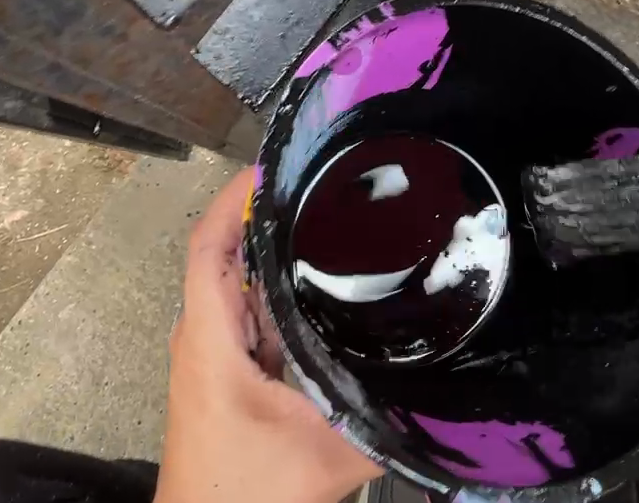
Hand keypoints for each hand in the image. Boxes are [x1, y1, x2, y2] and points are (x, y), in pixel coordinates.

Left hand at [154, 169, 381, 502]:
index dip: (233, 198)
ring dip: (267, 251)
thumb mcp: (321, 454)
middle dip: (262, 213)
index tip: (270, 168)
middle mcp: (203, 334)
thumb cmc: (242, 496)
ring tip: (317, 222)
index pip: (209, 242)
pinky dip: (272, 290)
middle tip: (312, 186)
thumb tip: (435, 390)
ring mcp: (211, 353)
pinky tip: (311, 288)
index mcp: (211, 337)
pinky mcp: (224, 371)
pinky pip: (245, 313)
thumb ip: (379, 420)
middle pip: (223, 252)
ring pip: (235, 283)